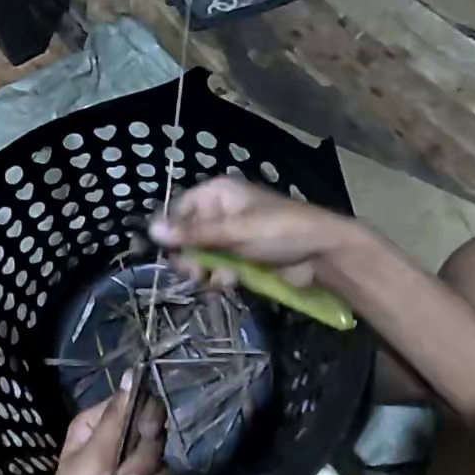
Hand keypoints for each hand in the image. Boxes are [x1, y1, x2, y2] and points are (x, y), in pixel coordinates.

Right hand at [148, 176, 366, 288]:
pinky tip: (232, 281)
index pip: (178, 209)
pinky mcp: (241, 257)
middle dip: (190, 256)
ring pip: (201, 255)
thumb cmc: (280, 231)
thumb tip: (150, 230)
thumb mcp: (234, 231)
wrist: (323, 254)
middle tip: (194, 272)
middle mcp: (220, 211)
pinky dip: (221, 276)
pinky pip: (218, 267)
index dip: (172, 231)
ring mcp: (231, 235)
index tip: (168, 253)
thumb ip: (192, 233)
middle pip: (187, 235)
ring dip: (206, 270)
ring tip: (221, 278)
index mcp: (217, 193)